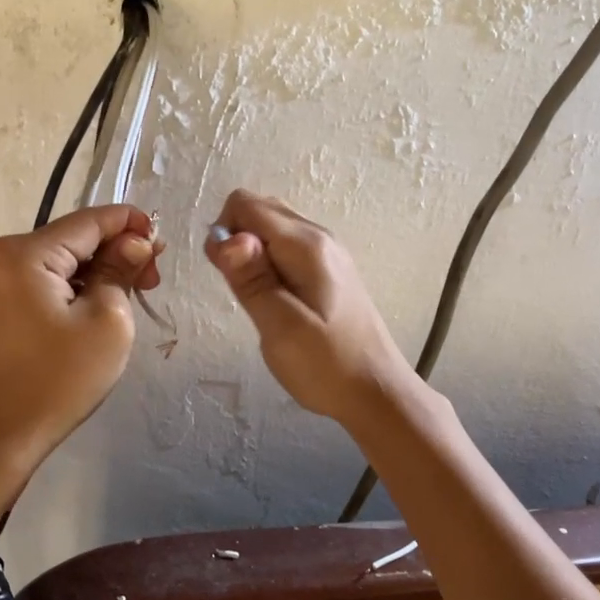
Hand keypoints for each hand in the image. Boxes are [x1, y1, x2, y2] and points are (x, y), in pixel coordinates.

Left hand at [0, 204, 162, 460]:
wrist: (9, 430)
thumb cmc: (62, 377)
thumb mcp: (108, 319)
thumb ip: (121, 270)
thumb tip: (135, 243)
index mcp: (25, 253)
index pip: (89, 220)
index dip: (130, 224)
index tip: (163, 242)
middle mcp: (5, 254)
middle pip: (75, 237)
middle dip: (118, 250)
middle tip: (153, 279)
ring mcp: (0, 278)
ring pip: (65, 258)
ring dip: (102, 269)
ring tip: (136, 293)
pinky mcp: (4, 300)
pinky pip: (50, 278)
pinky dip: (80, 285)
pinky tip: (105, 302)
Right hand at [205, 190, 420, 423]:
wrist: (376, 394)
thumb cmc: (326, 366)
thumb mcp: (280, 327)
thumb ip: (251, 279)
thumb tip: (224, 235)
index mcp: (306, 246)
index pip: (245, 205)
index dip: (223, 235)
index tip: (229, 279)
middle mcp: (319, 238)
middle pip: (260, 210)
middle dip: (237, 242)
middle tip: (245, 293)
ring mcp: (328, 254)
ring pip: (273, 229)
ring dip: (253, 256)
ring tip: (261, 302)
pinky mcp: (330, 272)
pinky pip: (287, 249)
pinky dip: (270, 266)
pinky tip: (278, 304)